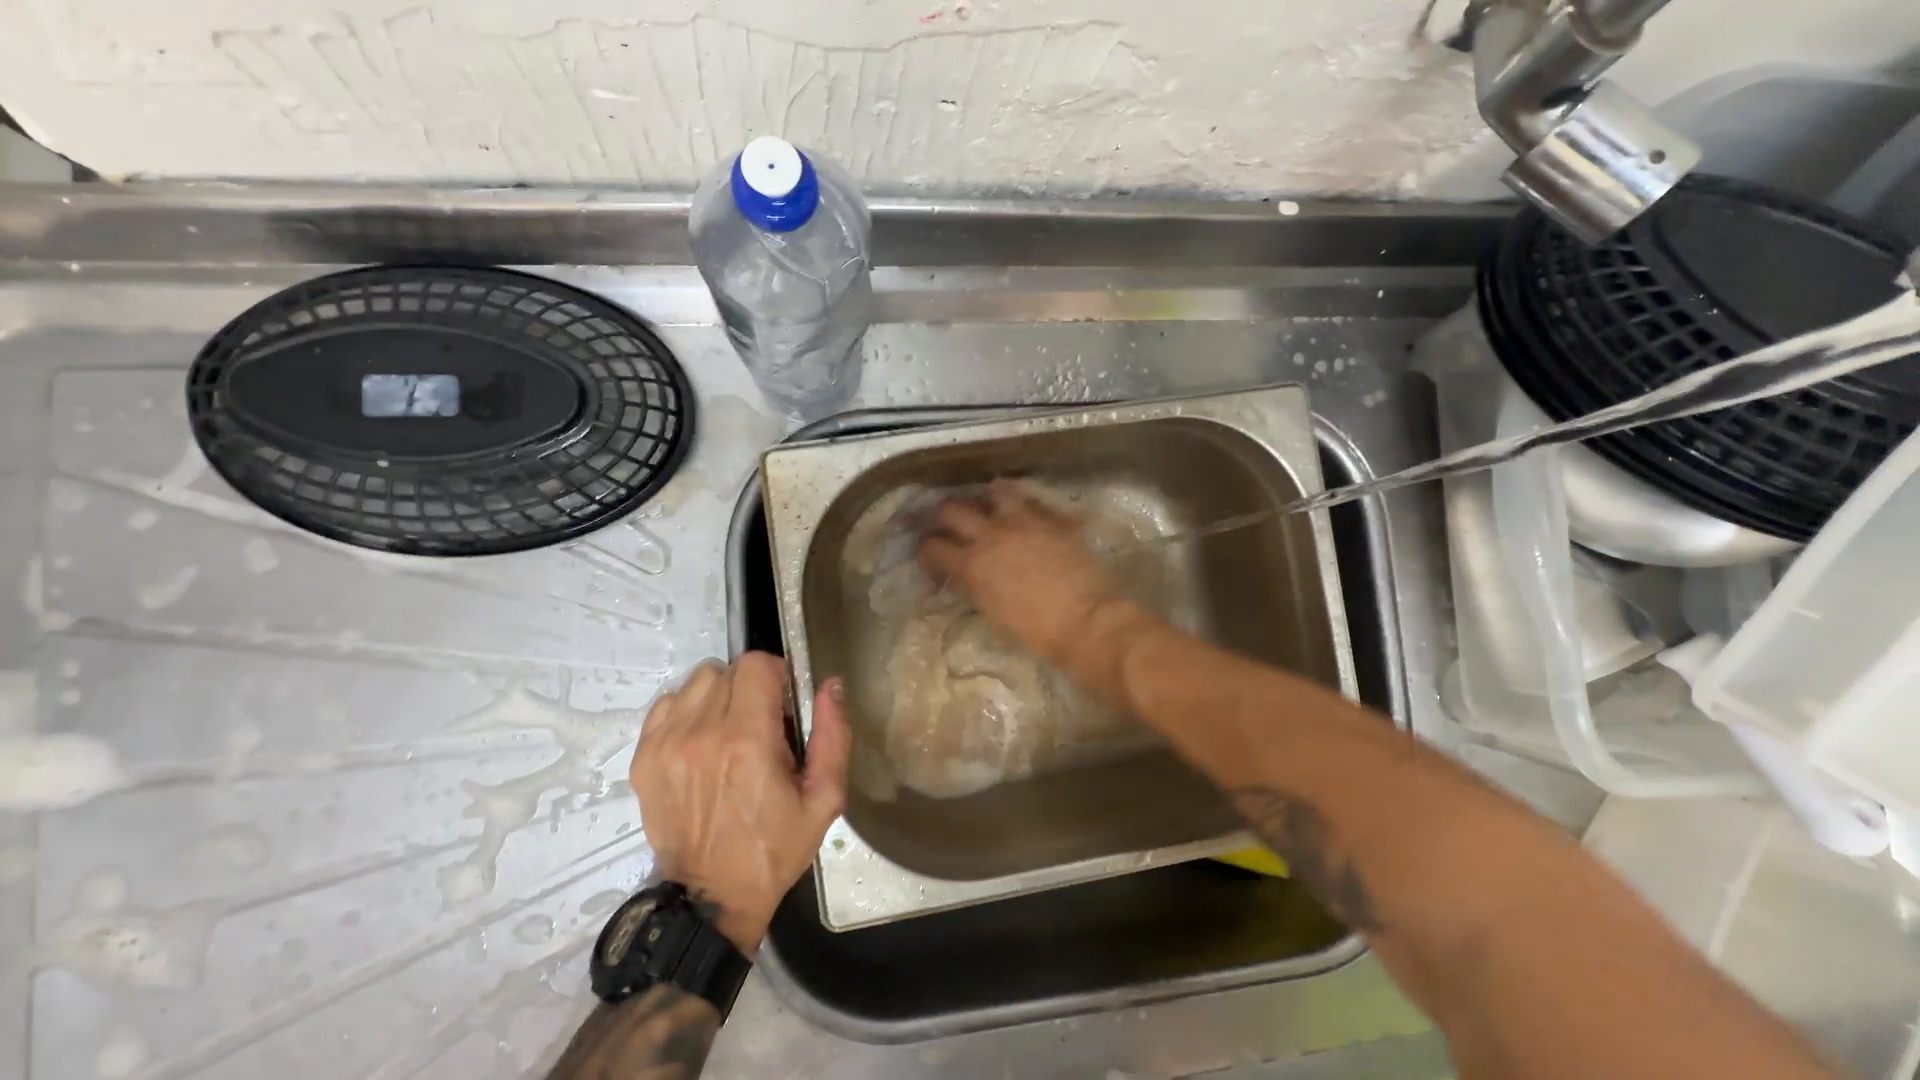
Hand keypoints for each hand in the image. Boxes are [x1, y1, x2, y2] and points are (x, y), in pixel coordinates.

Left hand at [629, 653, 849, 951]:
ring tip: (730, 735)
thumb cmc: (774, 849)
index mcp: (747, 741)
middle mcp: (702, 734)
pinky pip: (668, 706)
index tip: (784, 704)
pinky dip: (688, 714)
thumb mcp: (823, 800)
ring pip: (697, 684)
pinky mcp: (644, 759)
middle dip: (752, 689)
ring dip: (719, 698)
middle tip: (762, 728)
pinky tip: (702, 744)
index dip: (777, 675)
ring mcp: (666, 745)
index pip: (756, 665)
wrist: (711, 897)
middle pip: (727, 671)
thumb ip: (833, 737)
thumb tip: (830, 686)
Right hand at [918, 480, 1138, 677]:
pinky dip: (1026, 506)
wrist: (1085, 621)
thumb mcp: (992, 613)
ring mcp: (1025, 522)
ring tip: (988, 502)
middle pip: (953, 510)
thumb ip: (975, 587)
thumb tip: (969, 576)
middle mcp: (992, 535)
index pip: (934, 548)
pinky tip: (1028, 513)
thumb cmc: (1036, 632)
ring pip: (997, 492)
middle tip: (942, 518)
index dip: (926, 550)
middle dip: (941, 513)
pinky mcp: (1055, 520)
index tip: (929, 553)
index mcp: (972, 565)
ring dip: (988, 497)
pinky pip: (1036, 502)